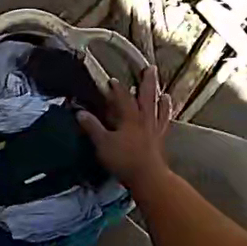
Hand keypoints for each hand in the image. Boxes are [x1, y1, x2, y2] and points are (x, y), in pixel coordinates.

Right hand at [77, 65, 174, 188]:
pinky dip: (166, 118)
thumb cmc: (123, 159)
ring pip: (159, 110)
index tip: (112, 80)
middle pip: (147, 97)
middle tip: (150, 68)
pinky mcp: (161, 141)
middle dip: (147, 82)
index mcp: (130, 118)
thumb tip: (80, 112)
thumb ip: (92, 127)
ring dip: (160, 100)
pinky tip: (166, 116)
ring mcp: (155, 130)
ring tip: (164, 93)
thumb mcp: (102, 143)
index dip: (117, 89)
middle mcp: (145, 120)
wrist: (148, 177)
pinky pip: (165, 125)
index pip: (123, 98)